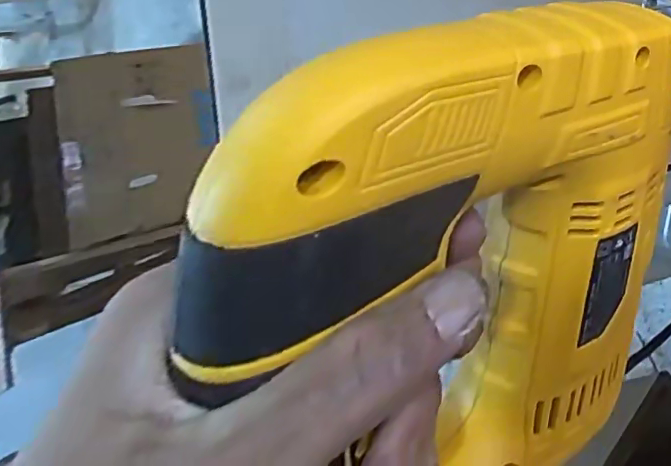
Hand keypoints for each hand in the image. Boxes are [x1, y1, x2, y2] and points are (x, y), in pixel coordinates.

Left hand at [18, 209, 489, 465]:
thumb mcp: (227, 460)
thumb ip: (342, 379)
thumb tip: (470, 290)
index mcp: (200, 298)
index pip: (331, 228)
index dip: (411, 239)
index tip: (463, 264)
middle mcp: (237, 324)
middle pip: (375, 305)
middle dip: (405, 371)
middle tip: (394, 430)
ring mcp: (258, 376)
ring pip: (382, 359)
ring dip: (400, 420)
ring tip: (374, 465)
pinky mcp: (276, 420)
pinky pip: (365, 402)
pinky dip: (382, 440)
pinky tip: (369, 465)